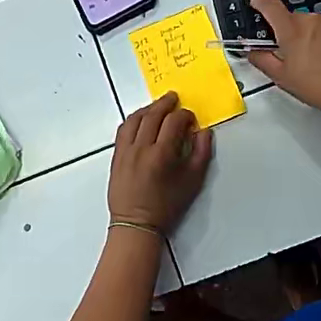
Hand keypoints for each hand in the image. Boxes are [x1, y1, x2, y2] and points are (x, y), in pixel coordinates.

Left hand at [108, 92, 213, 232]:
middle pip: (152, 115)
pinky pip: (123, 130)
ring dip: (147, 109)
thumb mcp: (192, 181)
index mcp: (161, 154)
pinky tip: (140, 119)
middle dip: (165, 104)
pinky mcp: (116, 155)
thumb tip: (203, 132)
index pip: (174, 122)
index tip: (190, 118)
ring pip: (134, 119)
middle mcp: (141, 148)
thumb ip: (200, 153)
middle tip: (174, 98)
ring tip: (157, 106)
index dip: (185, 115)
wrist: (136, 222)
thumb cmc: (166, 205)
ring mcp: (125, 151)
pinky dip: (133, 120)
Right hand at [245, 0, 320, 118]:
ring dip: (314, 34)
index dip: (260, 3)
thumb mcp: (281, 77)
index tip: (257, 3)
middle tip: (296, 54)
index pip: (270, 6)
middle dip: (292, 32)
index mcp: (291, 31)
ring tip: (320, 58)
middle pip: (295, 19)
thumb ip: (261, 59)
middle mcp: (312, 20)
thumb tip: (254, 52)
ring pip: (316, 22)